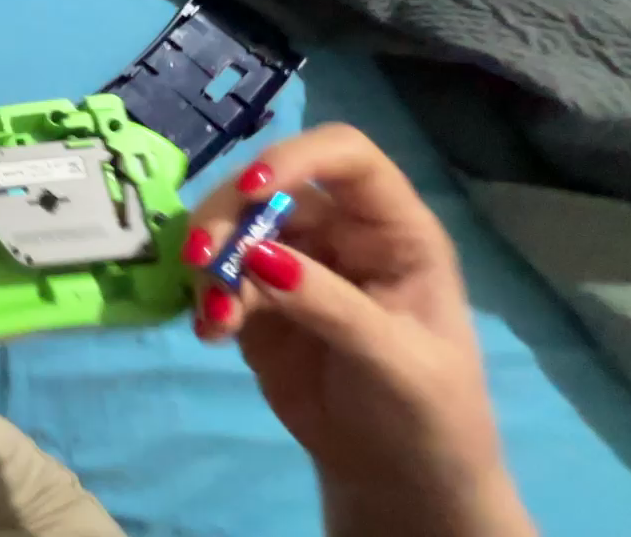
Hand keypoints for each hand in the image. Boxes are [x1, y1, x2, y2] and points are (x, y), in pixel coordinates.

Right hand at [184, 124, 533, 536]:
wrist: (392, 475)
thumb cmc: (428, 414)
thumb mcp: (396, 361)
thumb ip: (329, 303)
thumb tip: (257, 254)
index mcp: (391, 230)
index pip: (345, 156)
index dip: (296, 156)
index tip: (252, 189)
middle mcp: (334, 231)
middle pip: (262, 189)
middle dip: (225, 219)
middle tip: (201, 263)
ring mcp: (287, 259)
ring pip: (226, 225)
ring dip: (208, 262)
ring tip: (214, 317)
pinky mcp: (250, 291)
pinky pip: (212, 272)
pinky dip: (202, 296)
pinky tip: (211, 333)